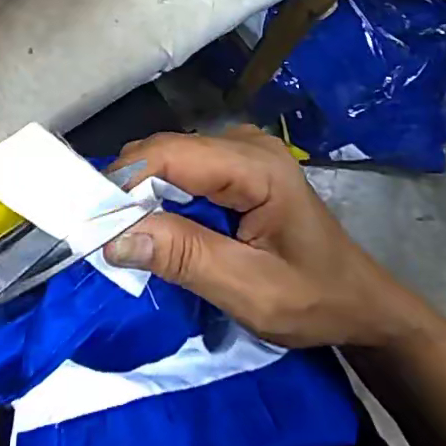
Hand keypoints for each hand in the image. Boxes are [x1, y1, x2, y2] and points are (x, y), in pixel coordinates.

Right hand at [103, 126, 435, 348]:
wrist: (357, 299)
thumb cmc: (313, 298)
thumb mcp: (250, 290)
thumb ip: (186, 257)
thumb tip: (114, 234)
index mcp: (257, 166)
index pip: (171, 154)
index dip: (123, 183)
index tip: (88, 227)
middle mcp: (249, 146)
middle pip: (168, 152)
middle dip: (128, 191)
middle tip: (103, 243)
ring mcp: (245, 154)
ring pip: (172, 161)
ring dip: (143, 198)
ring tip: (125, 243)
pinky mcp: (240, 170)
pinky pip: (187, 173)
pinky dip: (163, 200)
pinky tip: (158, 234)